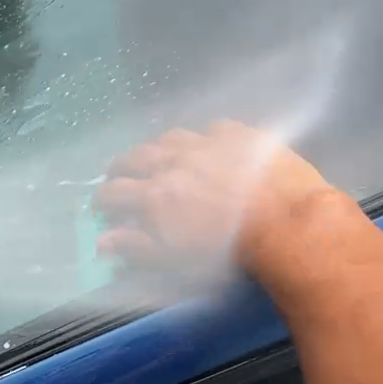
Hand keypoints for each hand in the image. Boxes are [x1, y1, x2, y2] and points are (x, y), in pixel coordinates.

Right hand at [94, 121, 348, 280]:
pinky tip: (204, 145)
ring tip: (155, 155)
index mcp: (152, 195)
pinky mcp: (241, 135)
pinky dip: (201, 136)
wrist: (282, 221)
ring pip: (170, 137)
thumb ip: (133, 246)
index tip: (99, 206)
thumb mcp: (171, 256)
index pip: (113, 191)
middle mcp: (173, 163)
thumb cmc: (221, 248)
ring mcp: (208, 144)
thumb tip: (101, 241)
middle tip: (117, 174)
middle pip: (135, 157)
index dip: (101, 199)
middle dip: (120, 166)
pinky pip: (213, 128)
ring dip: (155, 146)